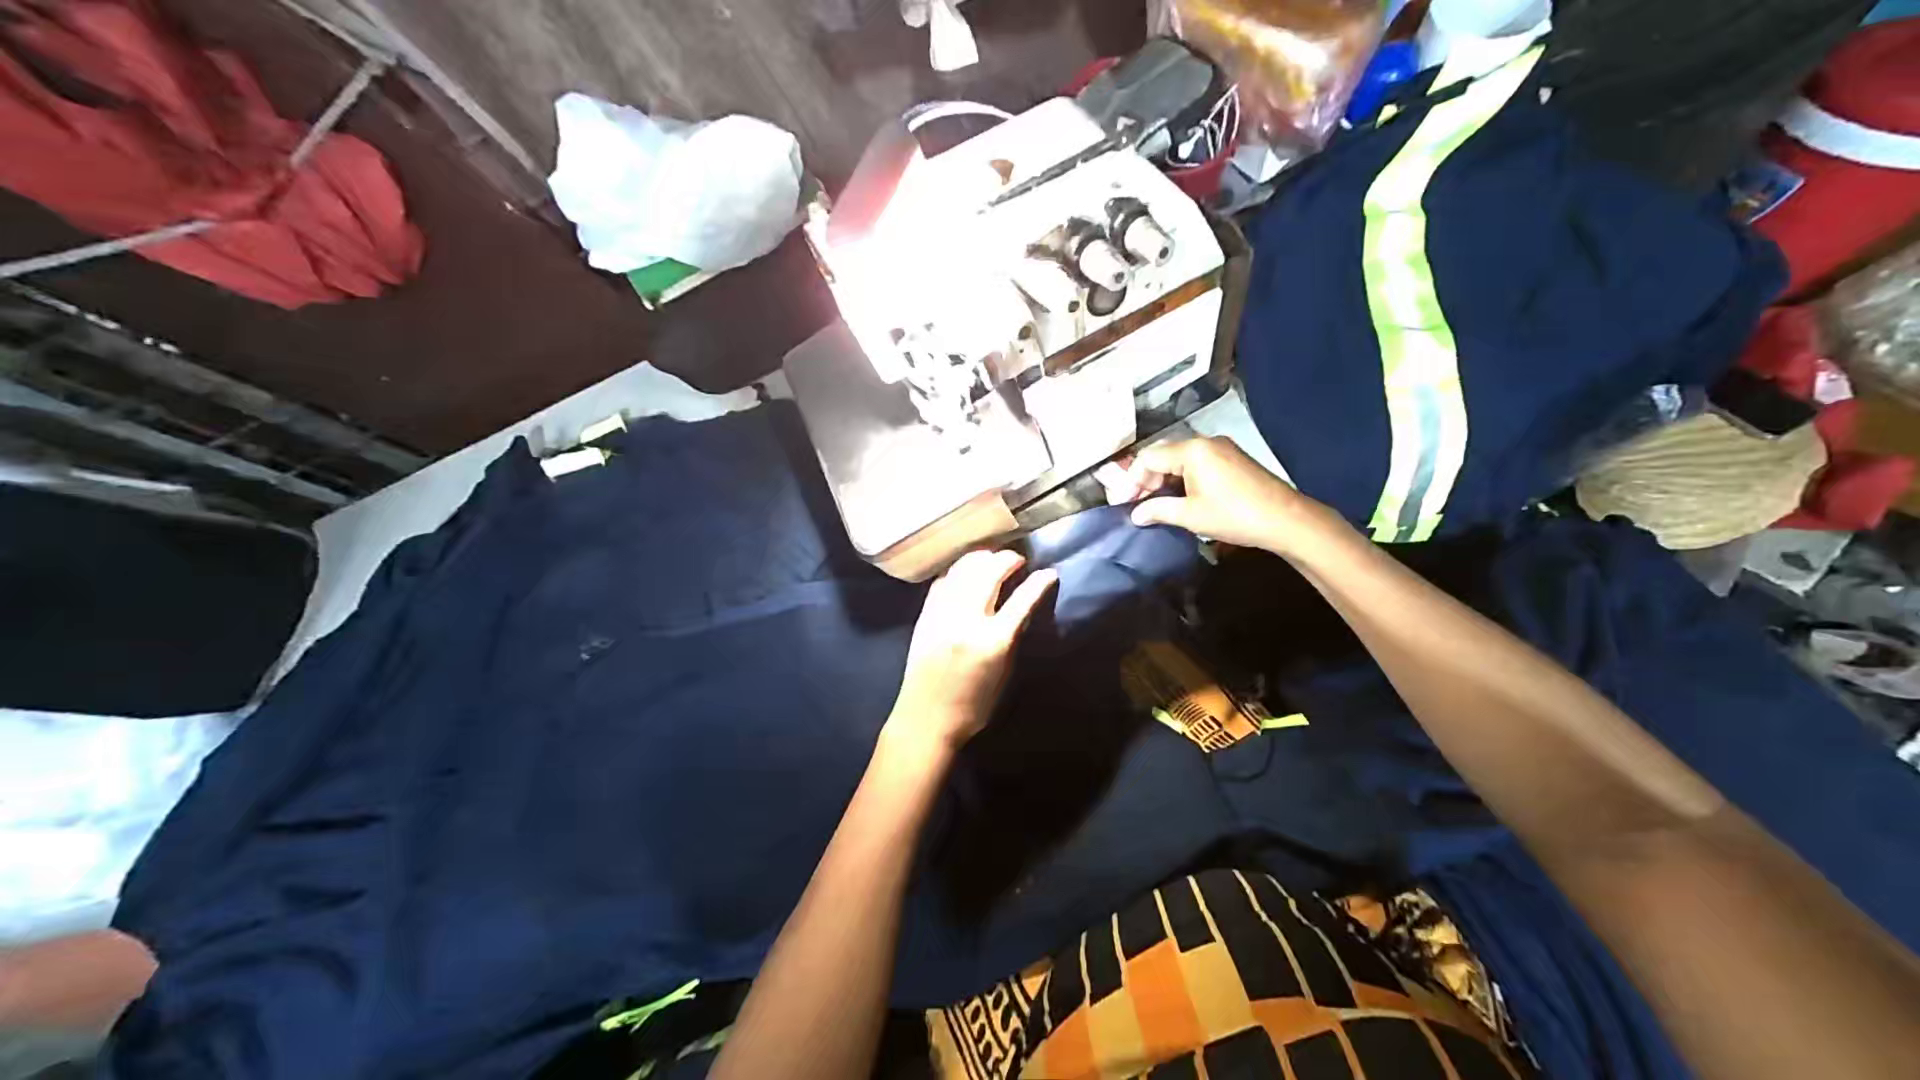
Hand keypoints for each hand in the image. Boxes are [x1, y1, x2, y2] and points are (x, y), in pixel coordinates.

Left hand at [887, 549, 1057, 753]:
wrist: (926, 718)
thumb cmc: (973, 706)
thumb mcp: (1004, 674)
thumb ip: (1012, 637)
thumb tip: (1022, 607)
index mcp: (992, 642)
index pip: (1022, 600)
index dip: (1039, 582)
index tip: (1049, 573)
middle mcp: (966, 621)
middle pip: (990, 573)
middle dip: (1008, 560)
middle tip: (1018, 560)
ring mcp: (942, 614)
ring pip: (963, 569)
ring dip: (982, 558)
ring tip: (993, 559)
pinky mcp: (925, 614)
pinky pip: (943, 579)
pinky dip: (958, 570)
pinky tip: (966, 572)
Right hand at [1121, 437, 1345, 556]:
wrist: (1286, 520)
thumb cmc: (1235, 516)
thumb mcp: (1191, 516)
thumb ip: (1158, 510)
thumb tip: (1136, 514)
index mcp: (1192, 450)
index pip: (1148, 458)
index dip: (1130, 481)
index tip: (1122, 503)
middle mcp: (1205, 442)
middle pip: (1162, 455)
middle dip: (1145, 480)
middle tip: (1134, 505)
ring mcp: (1221, 448)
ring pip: (1179, 459)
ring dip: (1163, 480)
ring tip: (1153, 504)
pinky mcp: (1232, 459)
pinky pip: (1196, 463)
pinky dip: (1181, 478)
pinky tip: (1177, 498)